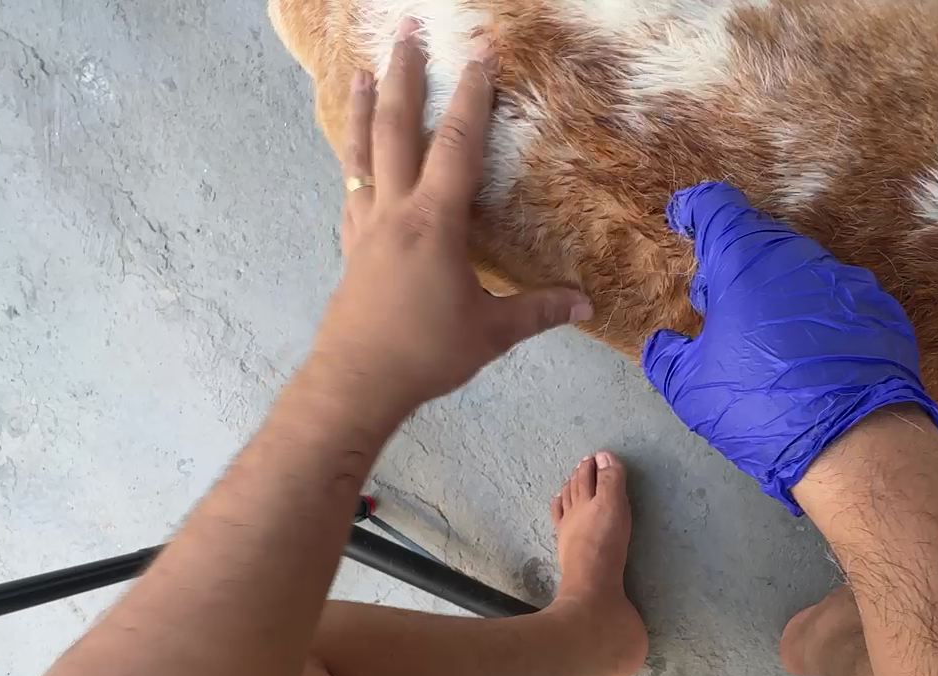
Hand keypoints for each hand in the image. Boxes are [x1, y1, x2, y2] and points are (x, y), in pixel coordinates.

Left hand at [309, 24, 591, 419]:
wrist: (359, 379)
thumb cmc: (427, 353)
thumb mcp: (492, 333)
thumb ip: (539, 311)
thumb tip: (586, 304)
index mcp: (435, 224)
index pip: (456, 148)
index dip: (471, 100)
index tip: (479, 57)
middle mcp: (395, 213)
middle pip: (395, 130)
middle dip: (403, 77)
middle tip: (405, 33)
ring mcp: (366, 228)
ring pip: (361, 154)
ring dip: (363, 108)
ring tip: (361, 70)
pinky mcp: (351, 249)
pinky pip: (350, 191)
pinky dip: (353, 164)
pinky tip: (355, 163)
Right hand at [642, 183, 937, 512]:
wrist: (851, 441)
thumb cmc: (758, 407)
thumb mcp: (692, 390)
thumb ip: (667, 358)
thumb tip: (662, 345)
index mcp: (746, 263)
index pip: (716, 208)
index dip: (694, 210)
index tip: (683, 219)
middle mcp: (799, 259)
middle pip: (758, 239)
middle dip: (730, 260)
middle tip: (714, 298)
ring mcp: (846, 282)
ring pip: (799, 270)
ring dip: (773, 289)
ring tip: (760, 332)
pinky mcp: (878, 311)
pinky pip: (835, 300)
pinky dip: (813, 316)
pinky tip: (807, 355)